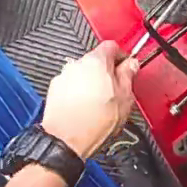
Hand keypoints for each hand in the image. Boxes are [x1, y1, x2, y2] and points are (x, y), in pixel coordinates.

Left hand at [42, 42, 137, 157]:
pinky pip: (72, 86)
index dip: (122, 56)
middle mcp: (77, 65)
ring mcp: (64, 77)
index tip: (127, 67)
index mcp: (96, 61)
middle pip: (97, 60)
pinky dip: (80, 93)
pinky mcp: (55, 91)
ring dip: (93, 83)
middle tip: (118, 89)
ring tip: (102, 103)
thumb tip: (131, 65)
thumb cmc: (94, 121)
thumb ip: (128, 75)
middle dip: (108, 72)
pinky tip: (88, 108)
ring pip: (84, 74)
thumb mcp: (125, 97)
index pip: (112, 46)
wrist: (67, 140)